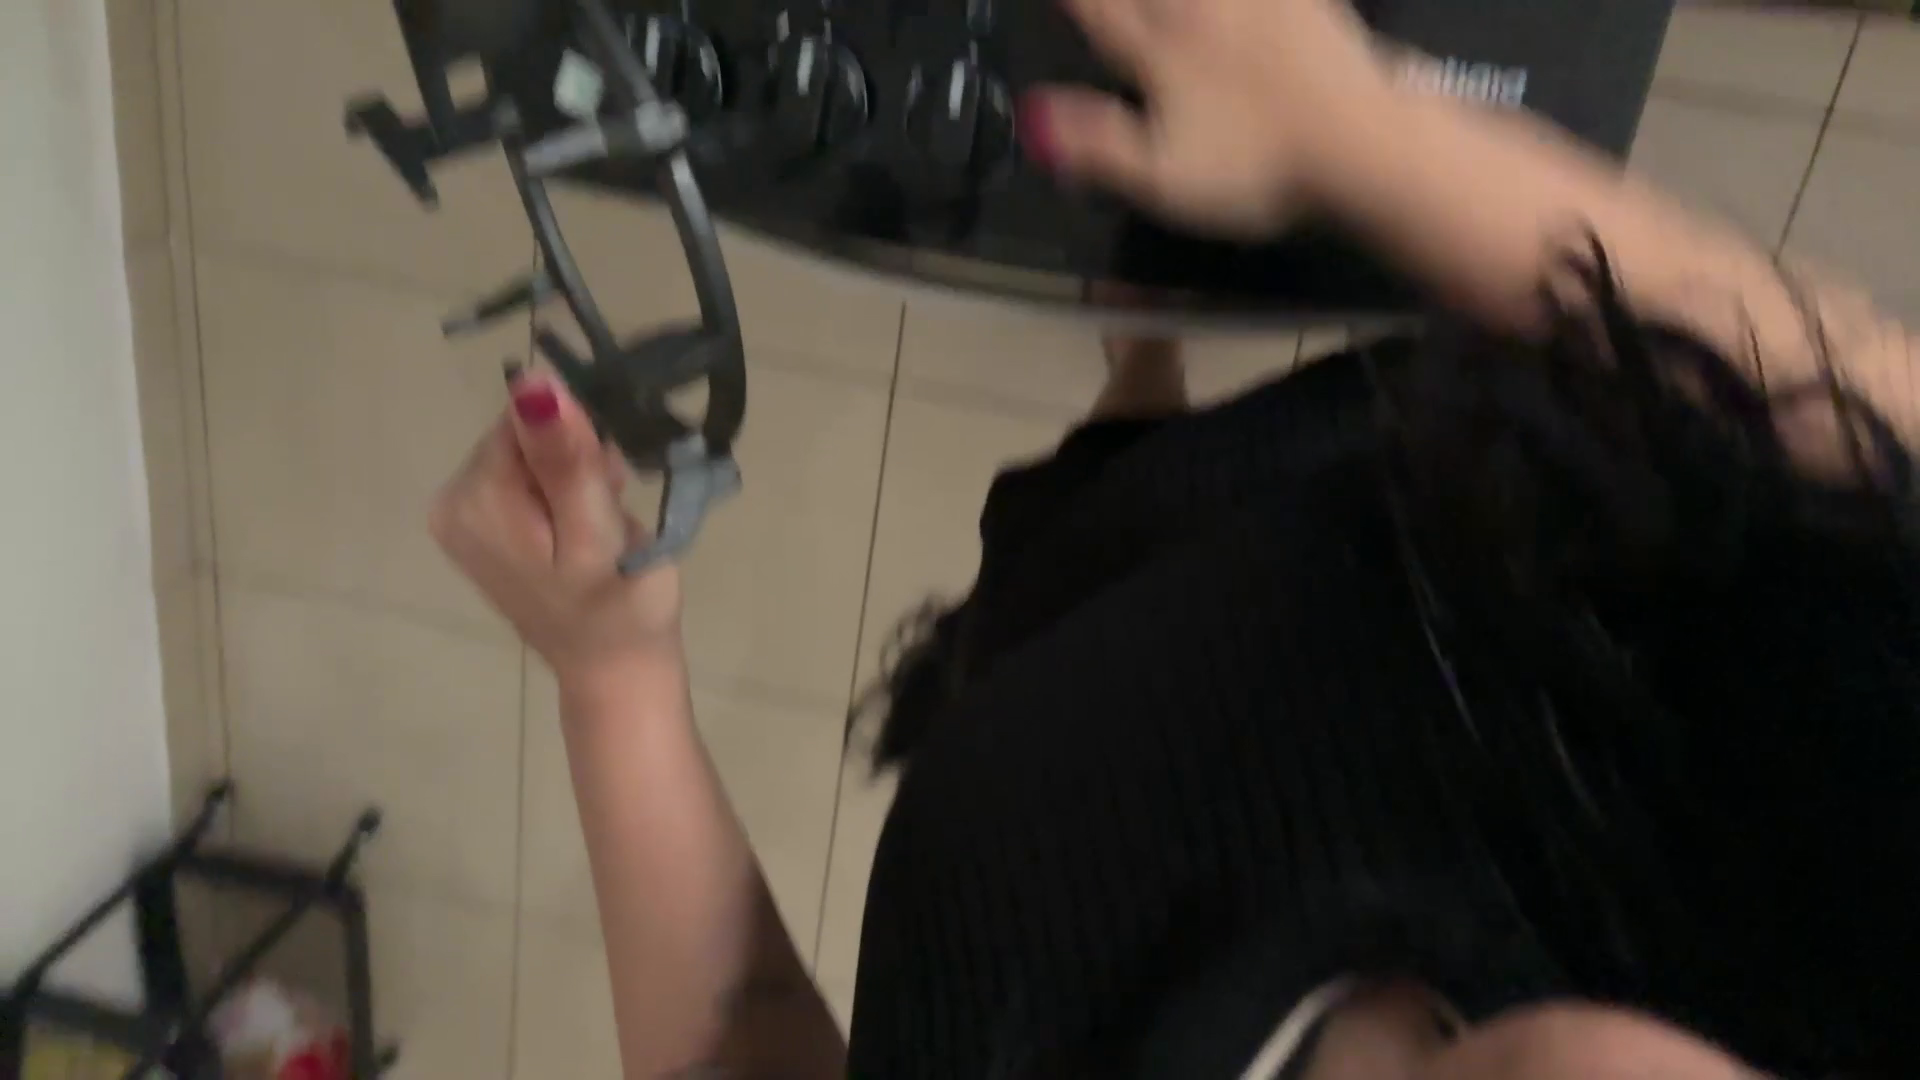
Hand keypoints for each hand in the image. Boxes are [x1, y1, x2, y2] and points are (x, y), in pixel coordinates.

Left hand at [431, 369, 684, 685]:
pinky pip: (528, 482)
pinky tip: (587, 531)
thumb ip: (566, 462)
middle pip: (524, 437)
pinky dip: (566, 495)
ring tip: (603, 527)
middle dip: (577, 461)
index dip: (578, 439)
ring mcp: (466, 519)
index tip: (611, 482)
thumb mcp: (598, 535)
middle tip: (611, 512)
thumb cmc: (620, 607)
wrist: (615, 669)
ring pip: (531, 457)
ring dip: (577, 478)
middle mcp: (454, 503)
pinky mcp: (486, 530)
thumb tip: (535, 383)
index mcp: (475, 502)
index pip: (524, 420)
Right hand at [1020, 0, 1396, 236]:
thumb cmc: (1251, 170)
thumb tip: (1032, 119)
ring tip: (1163, 4)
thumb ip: (1096, 145)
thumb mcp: (1161, 176)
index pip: (1100, 10)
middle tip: (1103, 0)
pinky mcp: (1302, 0)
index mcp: (1161, 52)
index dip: (1075, 0)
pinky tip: (1236, 2)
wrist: (1356, 144)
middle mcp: (1202, 8)